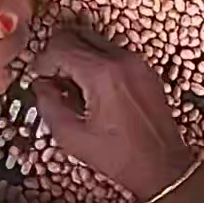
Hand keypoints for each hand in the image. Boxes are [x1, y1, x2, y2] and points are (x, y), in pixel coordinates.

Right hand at [31, 29, 194, 199]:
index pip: (61, 46)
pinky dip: (99, 63)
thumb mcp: (73, 137)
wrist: (163, 167)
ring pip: (96, 42)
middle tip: (54, 79)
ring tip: (75, 88)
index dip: (43, 61)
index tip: (40, 78)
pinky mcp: (147, 71)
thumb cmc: (121, 157)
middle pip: (78, 35)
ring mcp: (138, 63)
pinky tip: (96, 91)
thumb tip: (41, 86)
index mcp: (103, 74)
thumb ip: (49, 105)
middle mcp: (122, 60)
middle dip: (60, 53)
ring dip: (79, 57)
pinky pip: (114, 54)